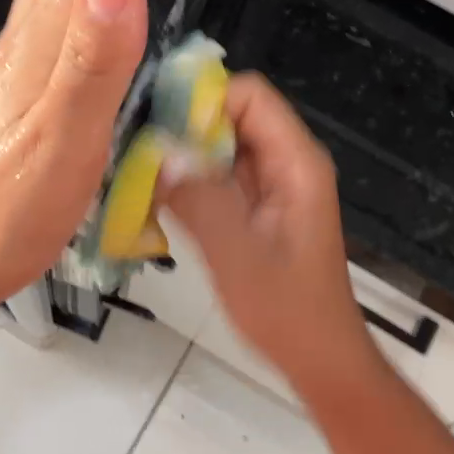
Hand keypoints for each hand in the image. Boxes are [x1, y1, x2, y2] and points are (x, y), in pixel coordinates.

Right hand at [162, 74, 377, 391]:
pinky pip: (220, 174)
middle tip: (134, 147)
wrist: (320, 359)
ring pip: (222, 144)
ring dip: (182, 153)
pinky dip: (189, 179)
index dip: (203, 98)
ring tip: (135, 170)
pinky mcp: (257, 206)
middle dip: (184, 124)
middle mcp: (286, 161)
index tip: (155, 121)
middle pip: (232, 114)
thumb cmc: (287, 312)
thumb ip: (200, 202)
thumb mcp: (239, 258)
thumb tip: (157, 153)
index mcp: (295, 161)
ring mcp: (273, 184)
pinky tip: (154, 196)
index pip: (250, 95)